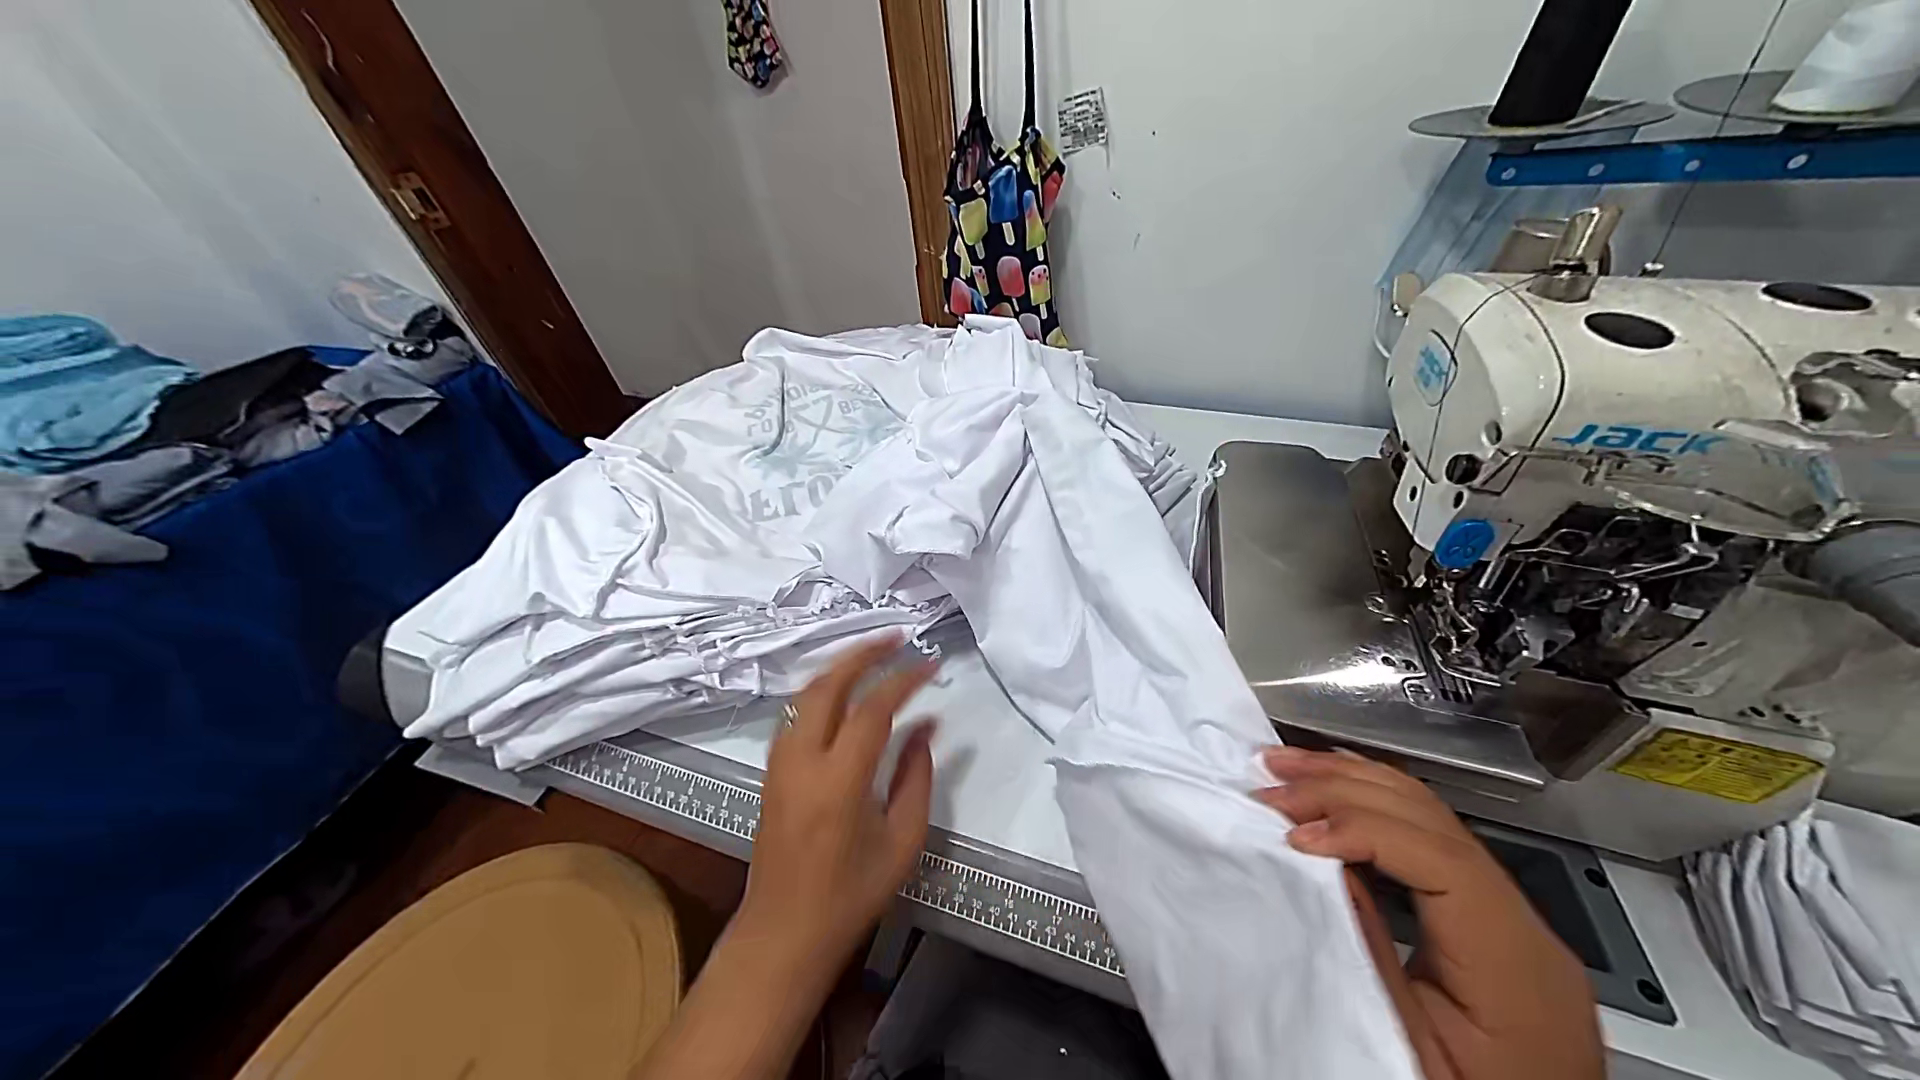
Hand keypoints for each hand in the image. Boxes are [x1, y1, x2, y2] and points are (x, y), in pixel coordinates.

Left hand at [735, 637, 937, 970]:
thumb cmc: (851, 894)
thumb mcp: (902, 840)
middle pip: (828, 684)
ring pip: (805, 693)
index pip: (873, 709)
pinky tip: (843, 688)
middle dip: (863, 652)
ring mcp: (779, 762)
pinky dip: (821, 688)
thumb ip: (916, 775)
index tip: (930, 664)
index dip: (904, 680)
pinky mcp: (771, 769)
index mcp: (838, 781)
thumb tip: (927, 726)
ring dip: (839, 666)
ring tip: (873, 653)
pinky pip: (795, 712)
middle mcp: (801, 761)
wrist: (784, 932)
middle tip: (896, 637)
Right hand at [1255, 747, 1603, 1079]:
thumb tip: (1325, 867)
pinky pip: (1428, 830)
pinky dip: (1372, 797)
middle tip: (1273, 783)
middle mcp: (1524, 923)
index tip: (1297, 836)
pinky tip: (1334, 783)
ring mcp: (1509, 909)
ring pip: (1430, 813)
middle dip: (1344, 791)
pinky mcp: (1486, 907)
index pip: (1443, 861)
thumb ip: (1371, 955)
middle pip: (1433, 822)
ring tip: (1289, 767)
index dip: (1365, 831)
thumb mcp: (1410, 1048)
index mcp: (1516, 965)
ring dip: (1351, 781)